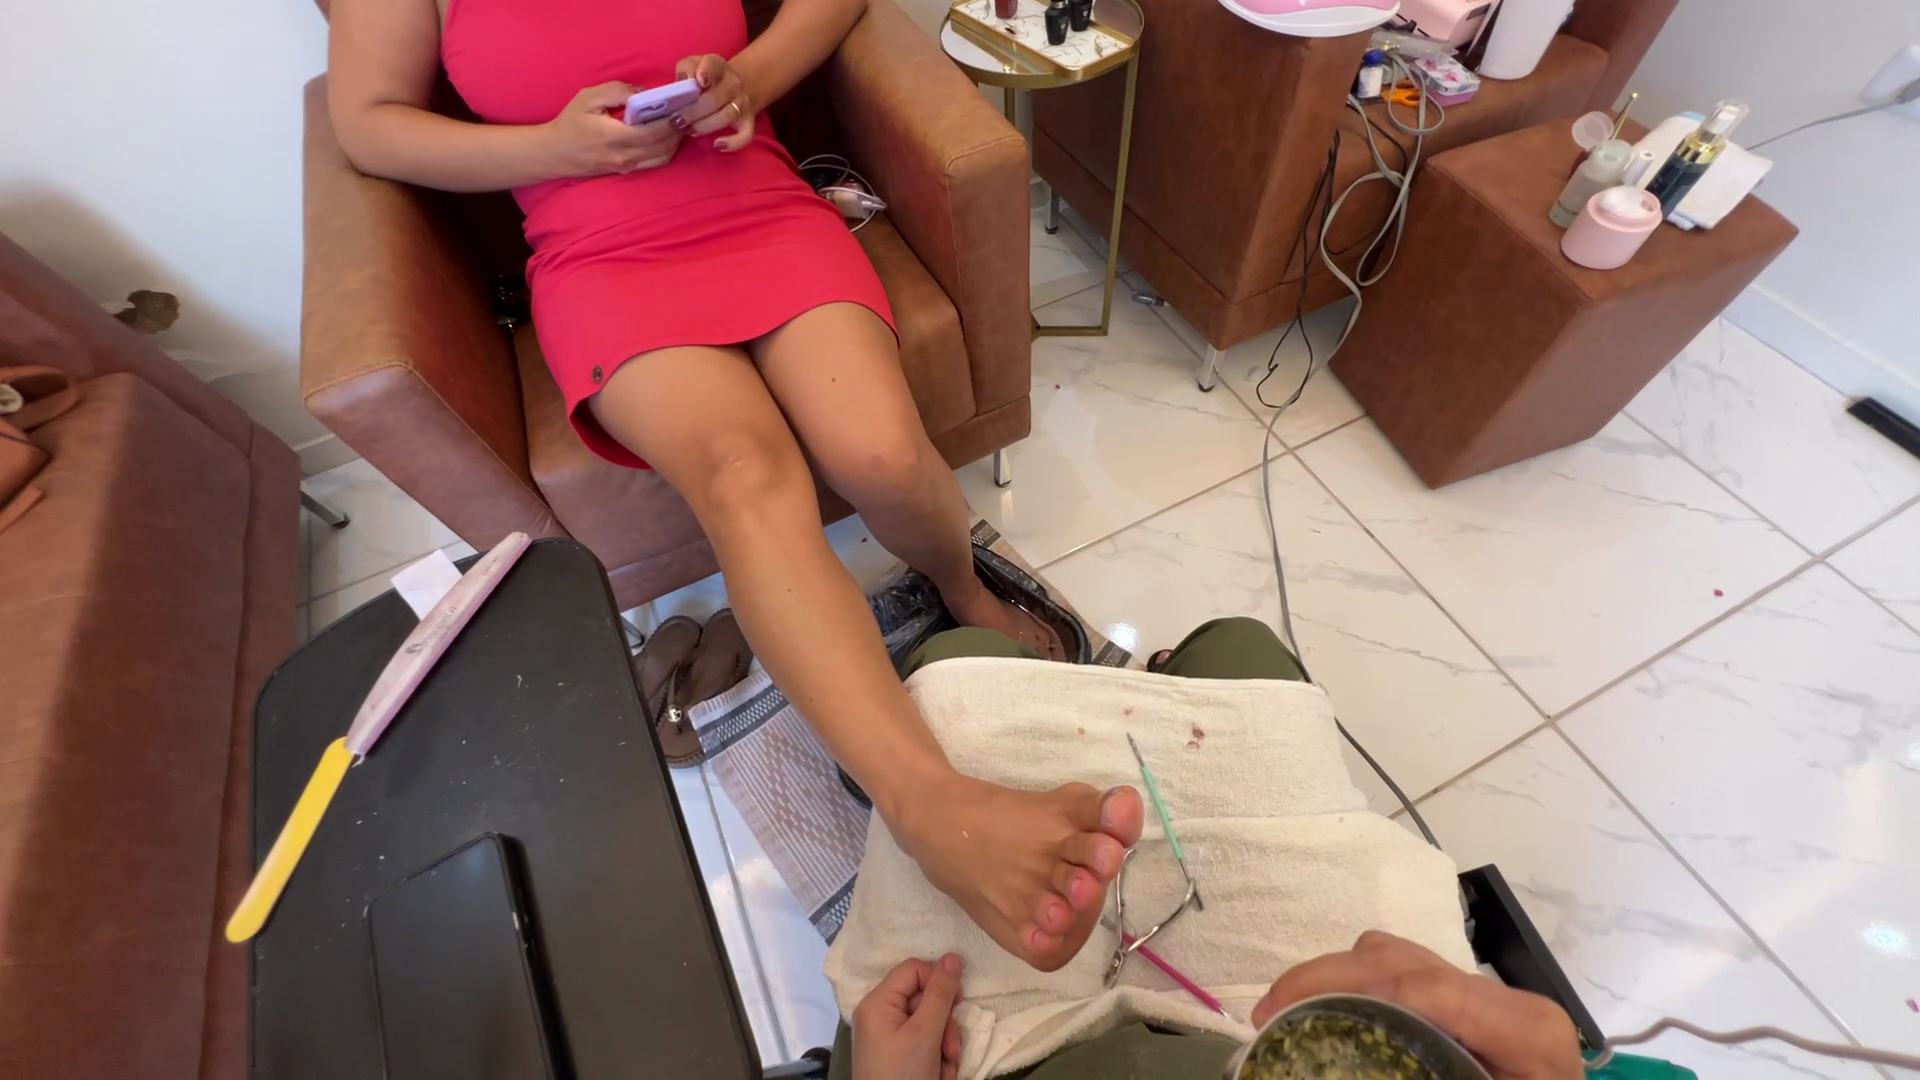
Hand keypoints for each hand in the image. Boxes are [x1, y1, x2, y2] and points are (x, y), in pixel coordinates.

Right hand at [542, 81, 682, 176]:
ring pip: (663, 158)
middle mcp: (627, 156)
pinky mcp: (629, 171)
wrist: (556, 153)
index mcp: (617, 137)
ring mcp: (630, 167)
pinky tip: (669, 138)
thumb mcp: (588, 98)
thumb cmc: (570, 122)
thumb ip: (616, 92)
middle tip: (688, 116)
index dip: (671, 123)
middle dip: (678, 132)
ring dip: (675, 143)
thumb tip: (642, 92)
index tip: (683, 110)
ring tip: (681, 126)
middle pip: (663, 147)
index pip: (653, 132)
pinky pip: (655, 163)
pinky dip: (666, 151)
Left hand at [672, 54, 755, 151]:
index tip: (699, 82)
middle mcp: (734, 84)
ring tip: (689, 130)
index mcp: (719, 66)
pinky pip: (745, 136)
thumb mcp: (694, 64)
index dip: (707, 72)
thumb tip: (682, 82)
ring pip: (726, 117)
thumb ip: (686, 70)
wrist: (738, 85)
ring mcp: (743, 104)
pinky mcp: (748, 123)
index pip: (714, 66)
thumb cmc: (707, 76)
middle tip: (677, 121)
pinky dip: (732, 143)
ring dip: (705, 126)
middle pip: (715, 99)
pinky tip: (717, 145)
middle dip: (693, 112)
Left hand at [852, 954, 964, 1079]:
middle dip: (944, 1022)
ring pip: (928, 1023)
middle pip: (923, 997)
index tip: (957, 1001)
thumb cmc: (903, 1077)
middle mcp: (879, 1015)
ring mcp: (887, 1038)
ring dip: (944, 1044)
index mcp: (878, 1002)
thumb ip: (941, 994)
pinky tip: (939, 1076)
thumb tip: (954, 955)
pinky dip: (936, 1059)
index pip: (914, 970)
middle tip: (951, 1047)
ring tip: (945, 1068)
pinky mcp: (897, 1058)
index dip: (938, 981)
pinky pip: (924, 1044)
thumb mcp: (925, 1034)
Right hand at [1252, 931, 1582, 1079]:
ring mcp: (1473, 991)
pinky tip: (1318, 1009)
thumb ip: (1422, 1070)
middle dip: (1323, 977)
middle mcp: (1496, 996)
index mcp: (1526, 1030)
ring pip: (1386, 955)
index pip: (1432, 988)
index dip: (1358, 990)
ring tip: (1284, 1009)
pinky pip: (1390, 970)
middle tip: (1268, 1011)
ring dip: (1328, 976)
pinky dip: (1346, 983)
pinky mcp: (1456, 999)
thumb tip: (1346, 1063)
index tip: (1294, 1011)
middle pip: (1396, 961)